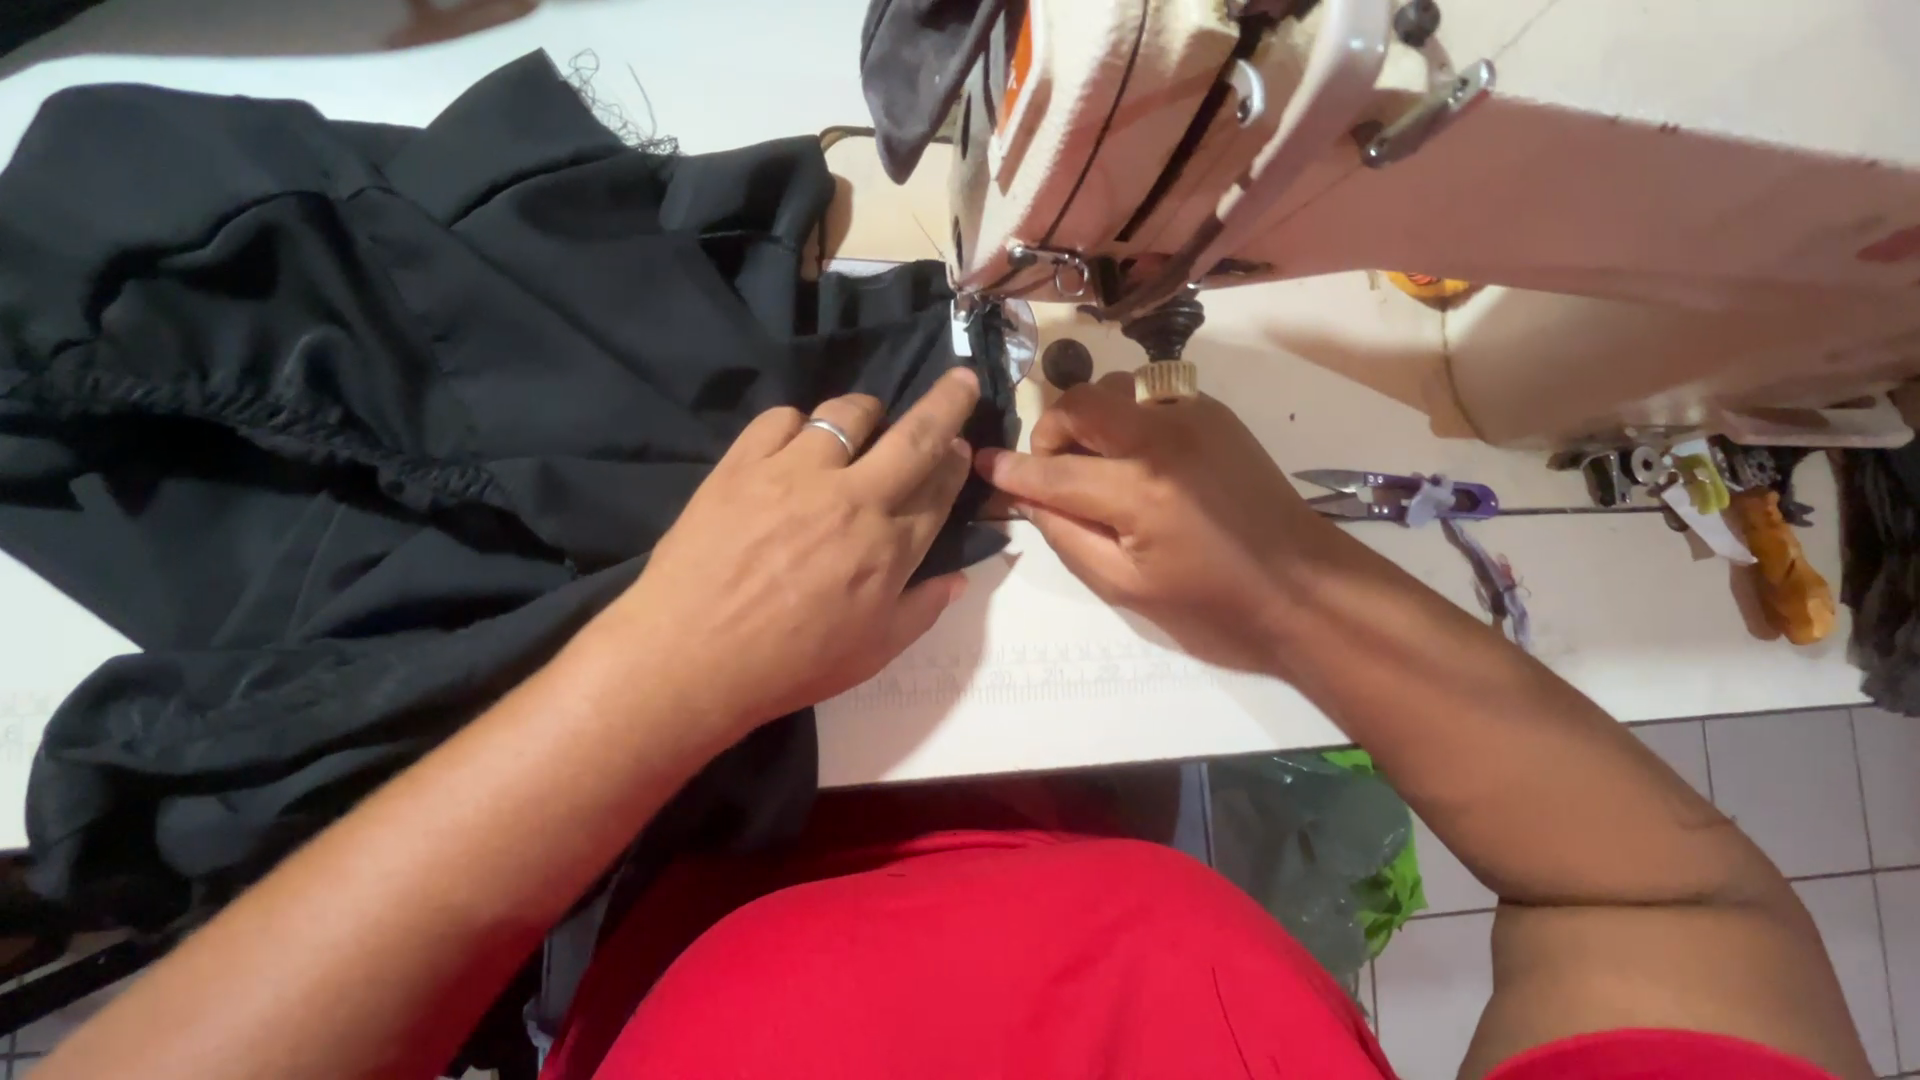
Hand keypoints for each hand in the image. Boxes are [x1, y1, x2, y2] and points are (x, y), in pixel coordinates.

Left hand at [603, 368, 980, 734]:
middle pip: (915, 437)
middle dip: (947, 403)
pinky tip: (795, 441)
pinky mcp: (742, 464)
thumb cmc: (790, 665)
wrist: (689, 658)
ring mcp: (795, 474)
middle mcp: (853, 499)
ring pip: (847, 414)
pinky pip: (780, 419)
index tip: (962, 446)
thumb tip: (960, 578)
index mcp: (889, 548)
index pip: (939, 489)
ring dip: (867, 411)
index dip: (956, 463)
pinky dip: (797, 423)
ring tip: (865, 420)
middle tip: (960, 380)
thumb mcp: (873, 653)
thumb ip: (922, 610)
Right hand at [975, 373, 1352, 672]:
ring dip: (1090, 421)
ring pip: (1114, 389)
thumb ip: (1068, 537)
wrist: (1303, 586)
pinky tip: (1142, 462)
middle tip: (1051, 468)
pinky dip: (1130, 421)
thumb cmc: (1213, 605)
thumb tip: (1030, 498)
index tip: (984, 466)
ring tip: (1098, 464)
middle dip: (1050, 431)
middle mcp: (1162, 438)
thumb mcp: (1127, 588)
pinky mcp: (1215, 414)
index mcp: (1137, 492)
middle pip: (1079, 403)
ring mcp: (1193, 418)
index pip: (1053, 472)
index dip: (1012, 472)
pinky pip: (1151, 398)